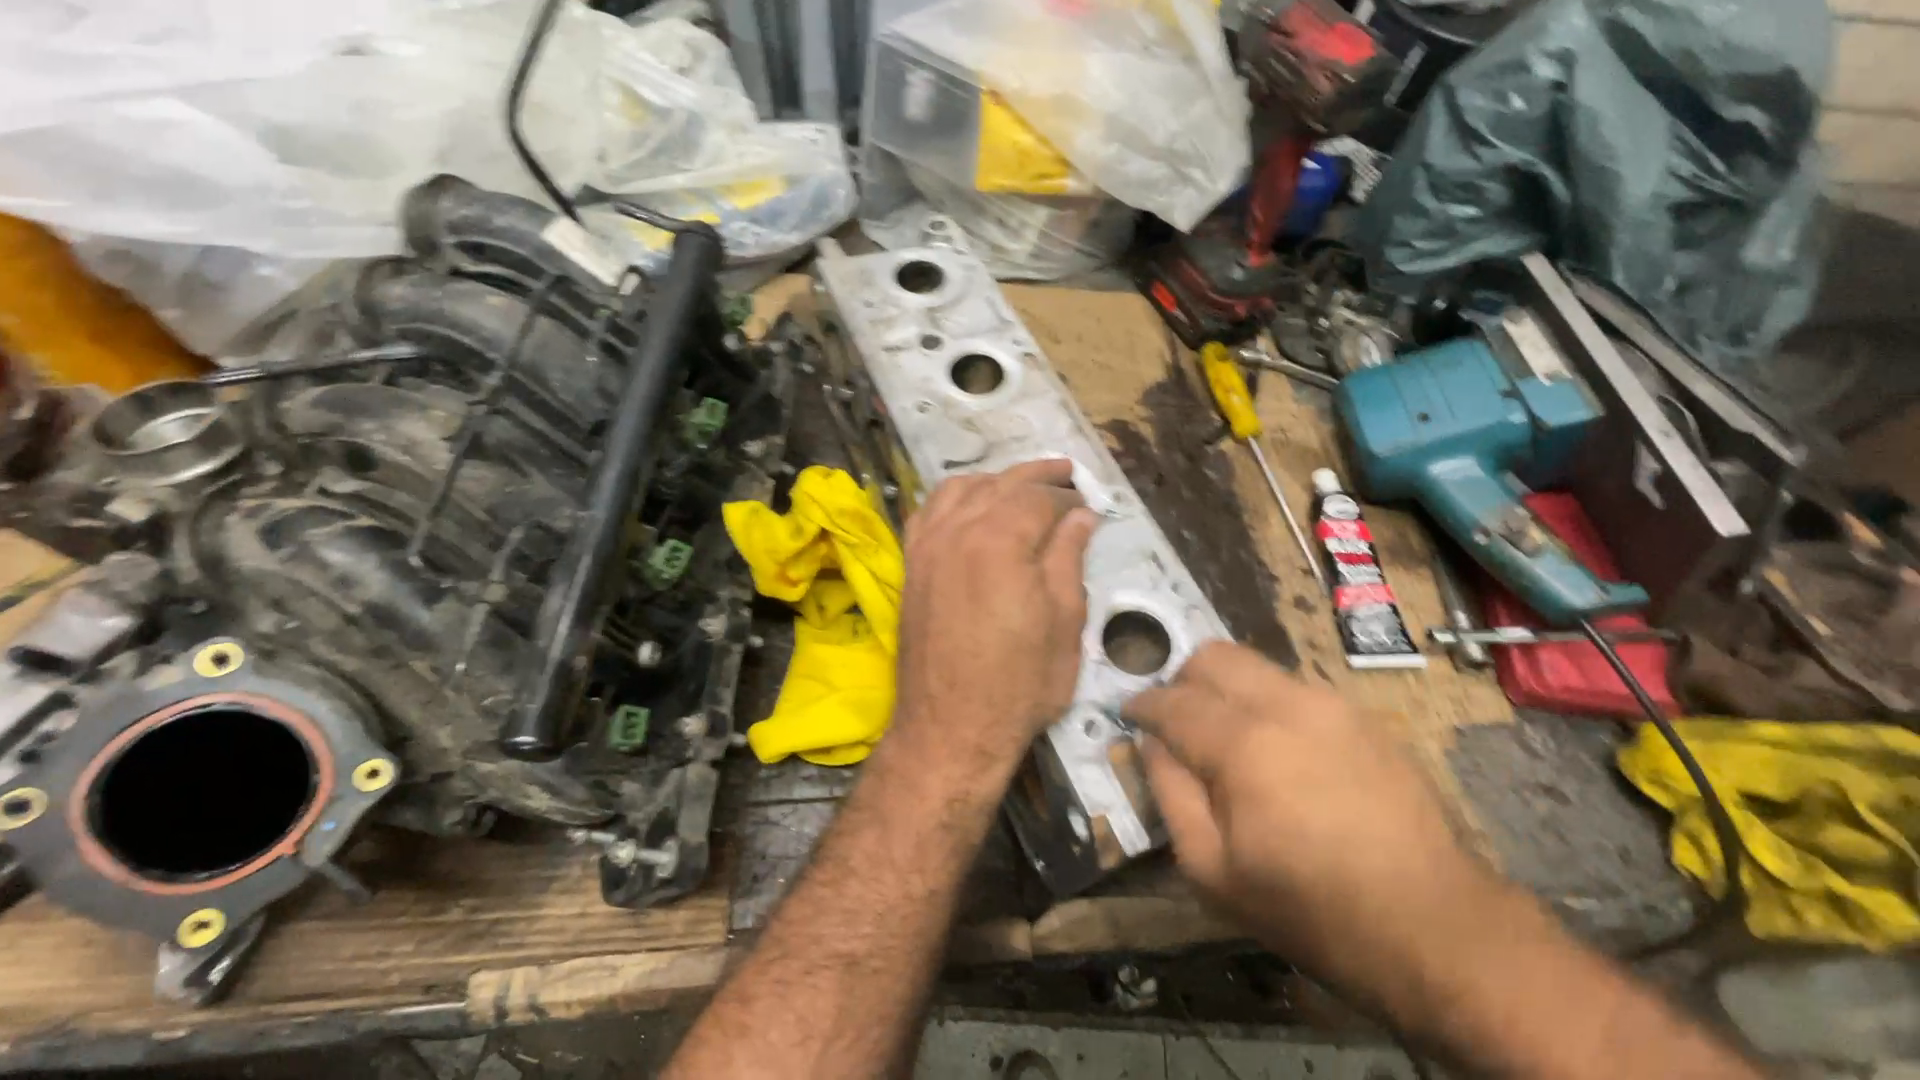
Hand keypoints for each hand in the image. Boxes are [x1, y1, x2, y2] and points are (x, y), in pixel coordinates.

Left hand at [892, 459, 1099, 777]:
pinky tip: (970, 506)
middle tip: (1066, 472)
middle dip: (1036, 476)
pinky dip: (954, 498)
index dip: (1068, 497)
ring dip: (994, 480)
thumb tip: (1080, 515)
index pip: (1038, 498)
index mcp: (1000, 540)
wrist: (952, 727)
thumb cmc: (1020, 683)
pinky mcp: (911, 566)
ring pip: (960, 489)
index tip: (1089, 504)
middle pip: (1000, 484)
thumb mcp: (1064, 622)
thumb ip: (1069, 558)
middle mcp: (957, 530)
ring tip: (1021, 485)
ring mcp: (927, 546)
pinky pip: (928, 512)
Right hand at [1125, 642, 1501, 1007]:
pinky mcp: (1365, 718)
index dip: (1142, 705)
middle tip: (1174, 720)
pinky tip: (1276, 752)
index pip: (1173, 700)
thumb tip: (1152, 746)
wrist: (1432, 925)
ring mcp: (1333, 705)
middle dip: (1182, 679)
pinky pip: (1296, 689)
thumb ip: (1171, 795)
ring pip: (1258, 666)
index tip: (1128, 715)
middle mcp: (1287, 706)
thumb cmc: (1310, 910)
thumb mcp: (1213, 871)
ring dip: (1227, 689)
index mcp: (1243, 746)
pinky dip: (1267, 703)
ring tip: (1224, 738)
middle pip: (1215, 655)